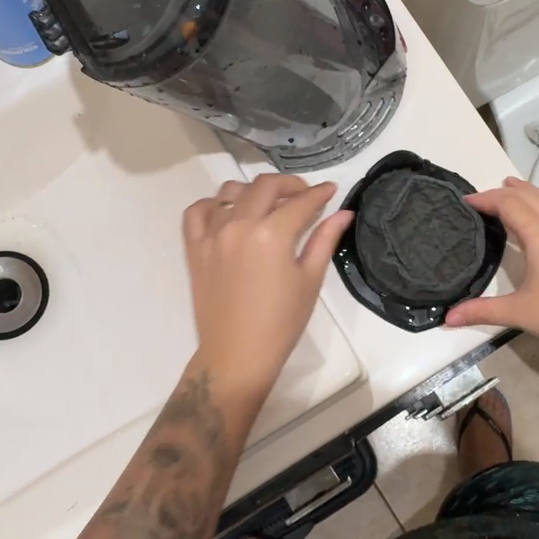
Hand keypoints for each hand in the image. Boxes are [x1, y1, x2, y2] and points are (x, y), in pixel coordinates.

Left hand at [183, 174, 351, 399]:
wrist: (238, 354)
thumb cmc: (281, 323)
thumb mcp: (310, 280)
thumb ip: (324, 240)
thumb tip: (343, 213)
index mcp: (272, 235)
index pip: (301, 203)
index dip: (319, 194)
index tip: (330, 190)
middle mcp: (239, 226)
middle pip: (265, 187)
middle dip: (290, 185)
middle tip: (304, 195)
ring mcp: (212, 235)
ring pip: (231, 192)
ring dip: (253, 191)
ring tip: (268, 204)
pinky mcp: (194, 248)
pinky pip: (198, 211)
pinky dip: (214, 204)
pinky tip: (229, 212)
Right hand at [445, 178, 538, 359]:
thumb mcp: (519, 313)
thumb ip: (482, 311)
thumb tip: (448, 317)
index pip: (509, 206)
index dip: (486, 200)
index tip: (465, 202)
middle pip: (529, 199)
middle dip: (504, 193)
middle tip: (483, 196)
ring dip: (532, 191)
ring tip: (515, 183)